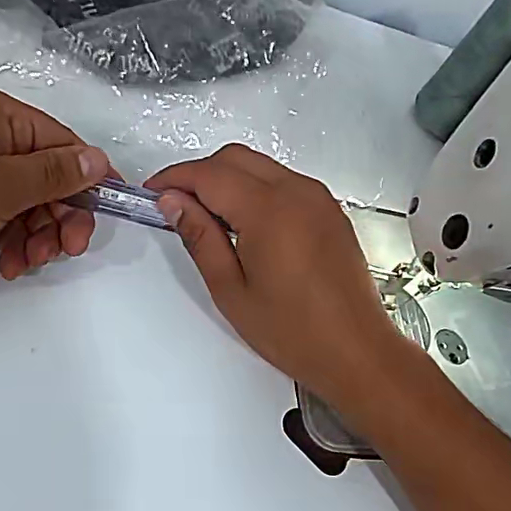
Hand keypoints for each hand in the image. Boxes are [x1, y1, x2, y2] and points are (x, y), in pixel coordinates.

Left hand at [0, 77, 111, 310]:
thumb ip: (53, 176)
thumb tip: (100, 160)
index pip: (61, 141)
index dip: (87, 179)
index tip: (101, 220)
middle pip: (43, 173)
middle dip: (59, 214)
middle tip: (63, 252)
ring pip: (20, 200)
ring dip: (34, 233)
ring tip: (28, 262)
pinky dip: (7, 239)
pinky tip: (7, 265)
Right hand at [146, 145, 419, 407]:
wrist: (356, 351)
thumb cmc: (297, 333)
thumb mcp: (232, 290)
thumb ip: (200, 238)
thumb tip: (175, 203)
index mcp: (270, 210)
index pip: (209, 173)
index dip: (175, 179)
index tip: (155, 192)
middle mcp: (299, 193)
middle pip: (235, 158)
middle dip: (200, 174)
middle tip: (176, 206)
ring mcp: (320, 200)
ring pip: (261, 167)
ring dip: (229, 181)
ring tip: (208, 220)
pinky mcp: (331, 212)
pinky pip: (285, 183)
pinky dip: (257, 191)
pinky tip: (245, 224)